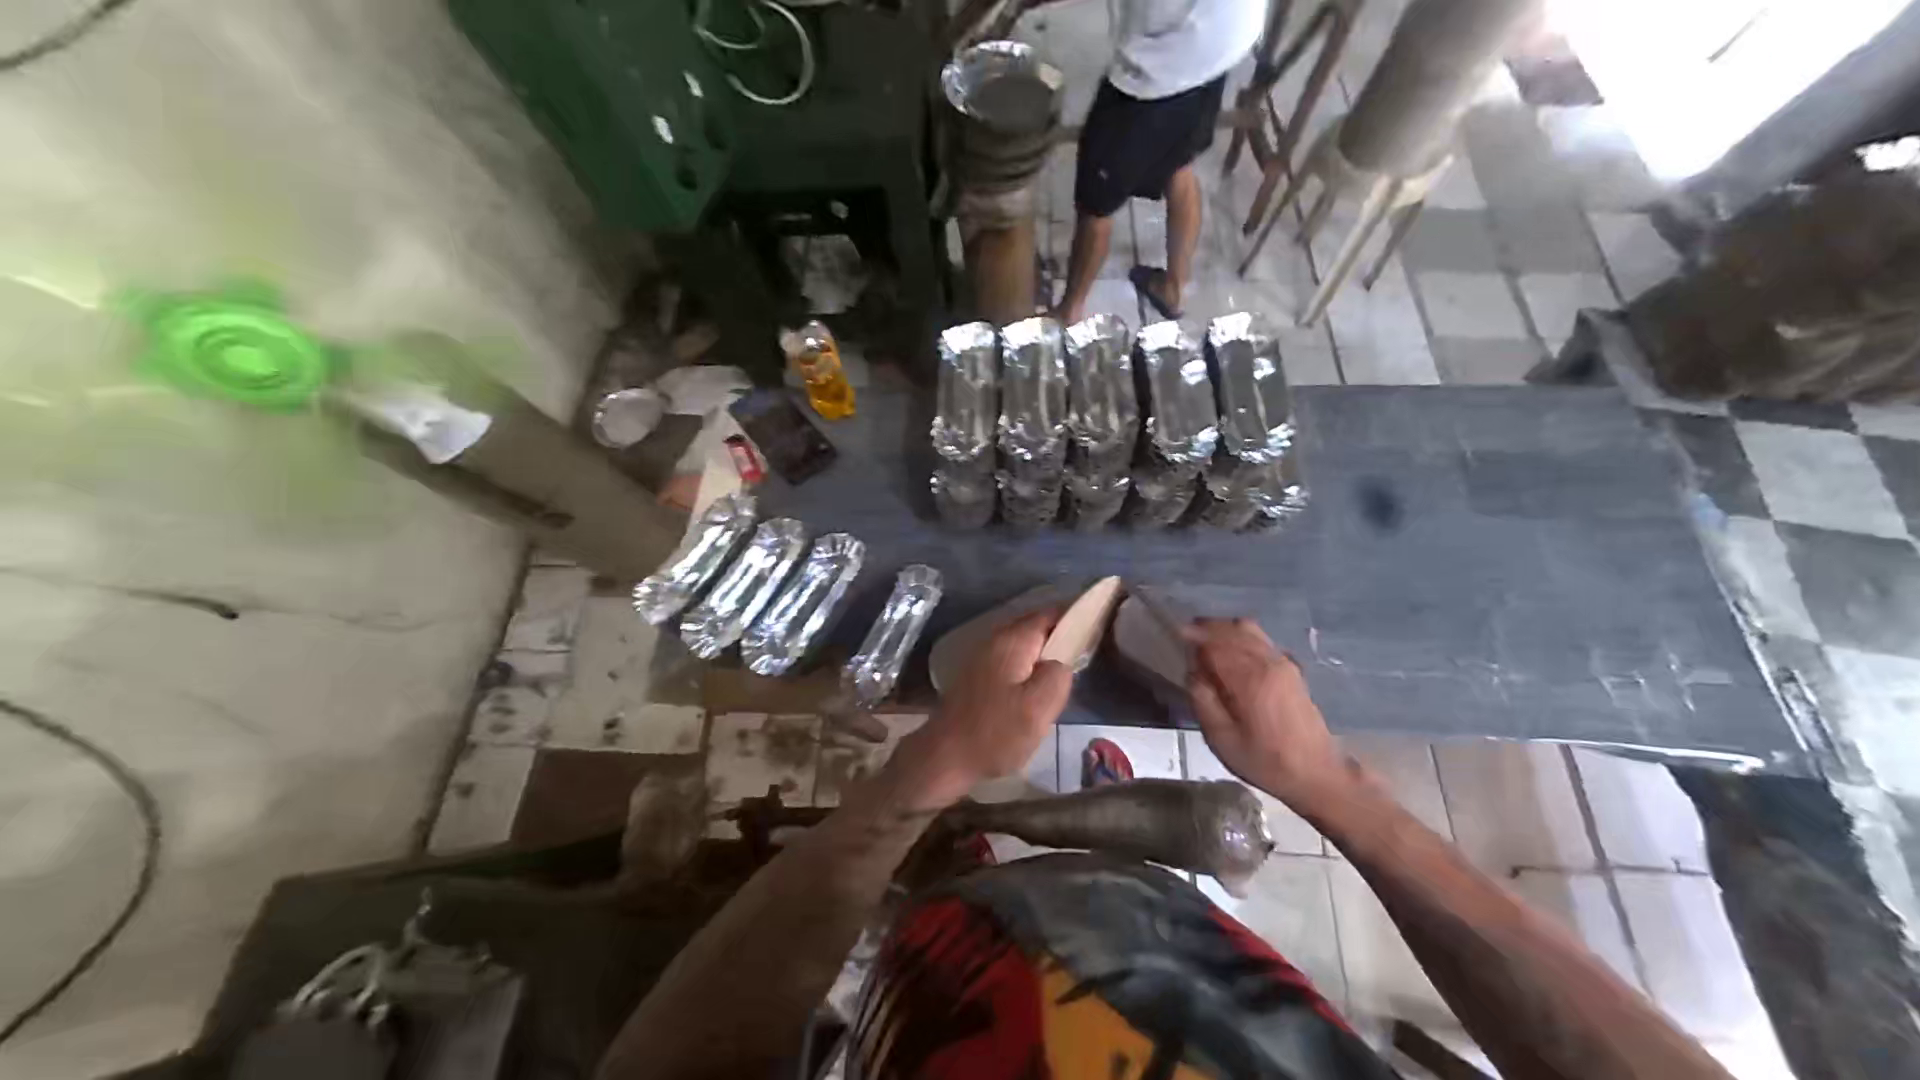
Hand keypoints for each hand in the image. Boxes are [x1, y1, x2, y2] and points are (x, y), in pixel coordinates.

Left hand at [894, 609, 1073, 803]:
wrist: (944, 757)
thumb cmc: (994, 733)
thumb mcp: (1038, 708)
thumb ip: (1058, 676)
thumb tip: (1062, 662)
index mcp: (1012, 641)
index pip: (1050, 614)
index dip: (1076, 616)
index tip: (1099, 624)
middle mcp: (995, 640)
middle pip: (1036, 626)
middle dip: (1061, 633)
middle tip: (1089, 649)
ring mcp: (983, 658)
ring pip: (1024, 645)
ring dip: (1045, 651)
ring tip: (1069, 668)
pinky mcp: (978, 676)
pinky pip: (1012, 660)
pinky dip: (1030, 665)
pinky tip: (1038, 685)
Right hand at [1186, 618, 1346, 807]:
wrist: (1318, 774)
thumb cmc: (1265, 761)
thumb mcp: (1222, 739)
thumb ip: (1202, 700)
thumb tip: (1193, 672)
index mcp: (1250, 678)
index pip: (1215, 642)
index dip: (1193, 637)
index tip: (1175, 636)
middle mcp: (1268, 662)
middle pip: (1233, 629)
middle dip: (1207, 628)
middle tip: (1186, 635)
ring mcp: (1283, 663)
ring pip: (1249, 630)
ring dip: (1225, 630)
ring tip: (1206, 640)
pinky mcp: (1292, 669)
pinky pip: (1261, 640)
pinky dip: (1241, 637)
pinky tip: (1232, 652)